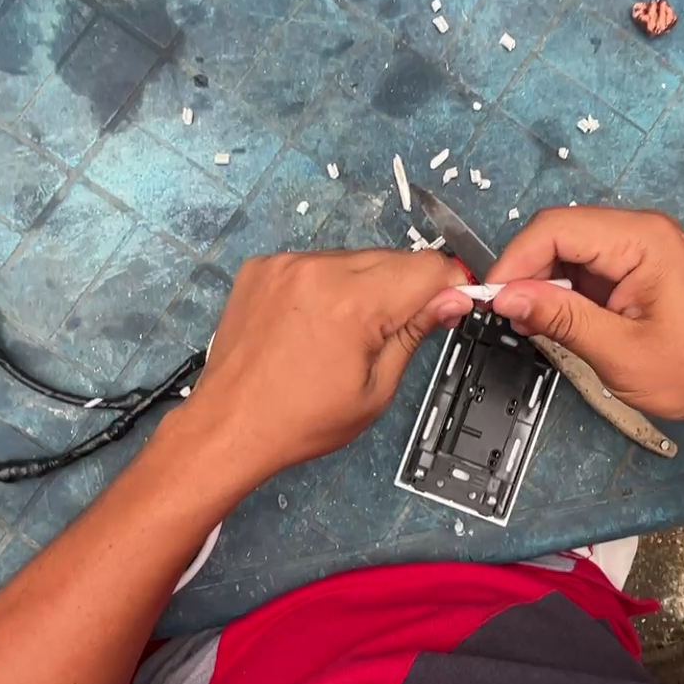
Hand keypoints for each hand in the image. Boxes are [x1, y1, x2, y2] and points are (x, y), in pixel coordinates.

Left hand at [177, 250, 468, 478]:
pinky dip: (325, 285)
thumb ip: (416, 333)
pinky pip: (316, 262)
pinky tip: (313, 322)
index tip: (449, 307)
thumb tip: (454, 299)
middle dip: (404, 290)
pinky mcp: (264, 266)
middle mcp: (317, 271)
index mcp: (352, 304)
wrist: (229, 424)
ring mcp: (286, 264)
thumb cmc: (299, 420)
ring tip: (342, 332)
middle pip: (392, 259)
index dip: (447, 286)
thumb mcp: (376, 389)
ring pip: (354, 259)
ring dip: (363, 286)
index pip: (428, 267)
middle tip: (389, 332)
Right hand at [472, 208, 683, 424]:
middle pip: (559, 234)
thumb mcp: (619, 351)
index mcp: (642, 240)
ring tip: (538, 324)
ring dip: (544, 284)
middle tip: (510, 315)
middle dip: (527, 272)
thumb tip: (506, 298)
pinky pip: (587, 268)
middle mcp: (642, 232)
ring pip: (568, 251)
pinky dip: (565, 292)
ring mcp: (643, 249)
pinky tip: (563, 320)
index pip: (555, 227)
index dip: (515, 260)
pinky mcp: (640, 268)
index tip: (492, 298)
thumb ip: (558, 319)